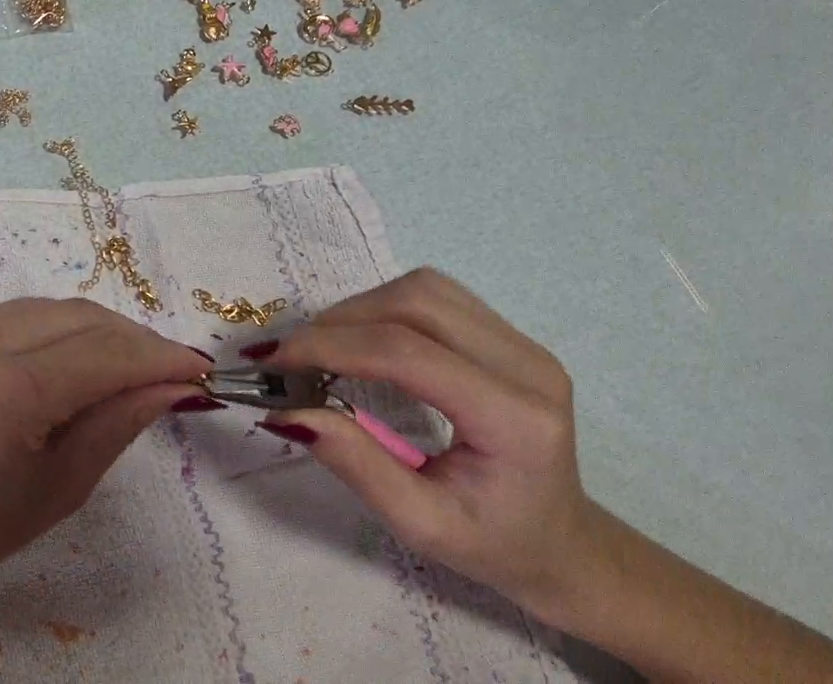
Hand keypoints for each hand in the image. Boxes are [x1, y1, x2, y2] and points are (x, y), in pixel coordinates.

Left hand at [0, 297, 212, 606]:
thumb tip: (170, 384)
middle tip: (172, 370)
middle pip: (78, 317)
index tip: (201, 371)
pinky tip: (73, 359)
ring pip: (46, 308)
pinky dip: (53, 331)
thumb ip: (114, 425)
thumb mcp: (55, 491)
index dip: (158, 359)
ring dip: (96, 330)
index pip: (102, 355)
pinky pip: (11, 317)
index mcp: (3, 392)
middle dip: (133, 339)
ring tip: (131, 365)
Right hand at [251, 268, 598, 617]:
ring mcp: (524, 345)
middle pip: (414, 304)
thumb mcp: (419, 523)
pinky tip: (361, 341)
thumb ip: (355, 464)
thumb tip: (284, 412)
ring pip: (421, 289)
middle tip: (291, 357)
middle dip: (338, 322)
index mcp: (513, 421)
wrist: (561, 544)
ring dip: (358, 310)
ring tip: (323, 349)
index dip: (328, 347)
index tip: (271, 362)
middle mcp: (528, 368)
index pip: (405, 353)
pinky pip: (433, 296)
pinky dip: (381, 308)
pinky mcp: (508, 337)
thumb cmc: (492, 542)